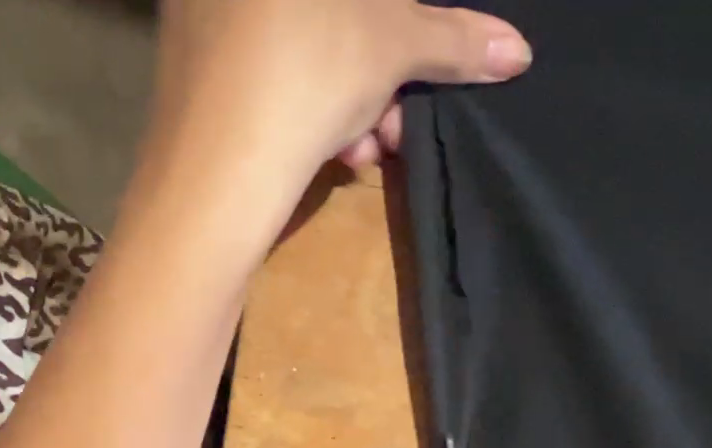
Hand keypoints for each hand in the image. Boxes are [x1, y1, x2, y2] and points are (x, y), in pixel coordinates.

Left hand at [146, 0, 531, 189]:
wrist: (212, 168)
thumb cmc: (308, 75)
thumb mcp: (392, 49)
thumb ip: (453, 41)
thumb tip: (519, 51)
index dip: (402, 29)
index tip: (414, 73)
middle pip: (336, 13)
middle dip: (378, 77)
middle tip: (391, 128)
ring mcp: (207, 9)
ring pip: (304, 45)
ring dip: (350, 104)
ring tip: (359, 151)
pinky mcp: (192, 58)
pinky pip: (268, 69)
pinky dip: (306, 109)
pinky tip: (325, 151)